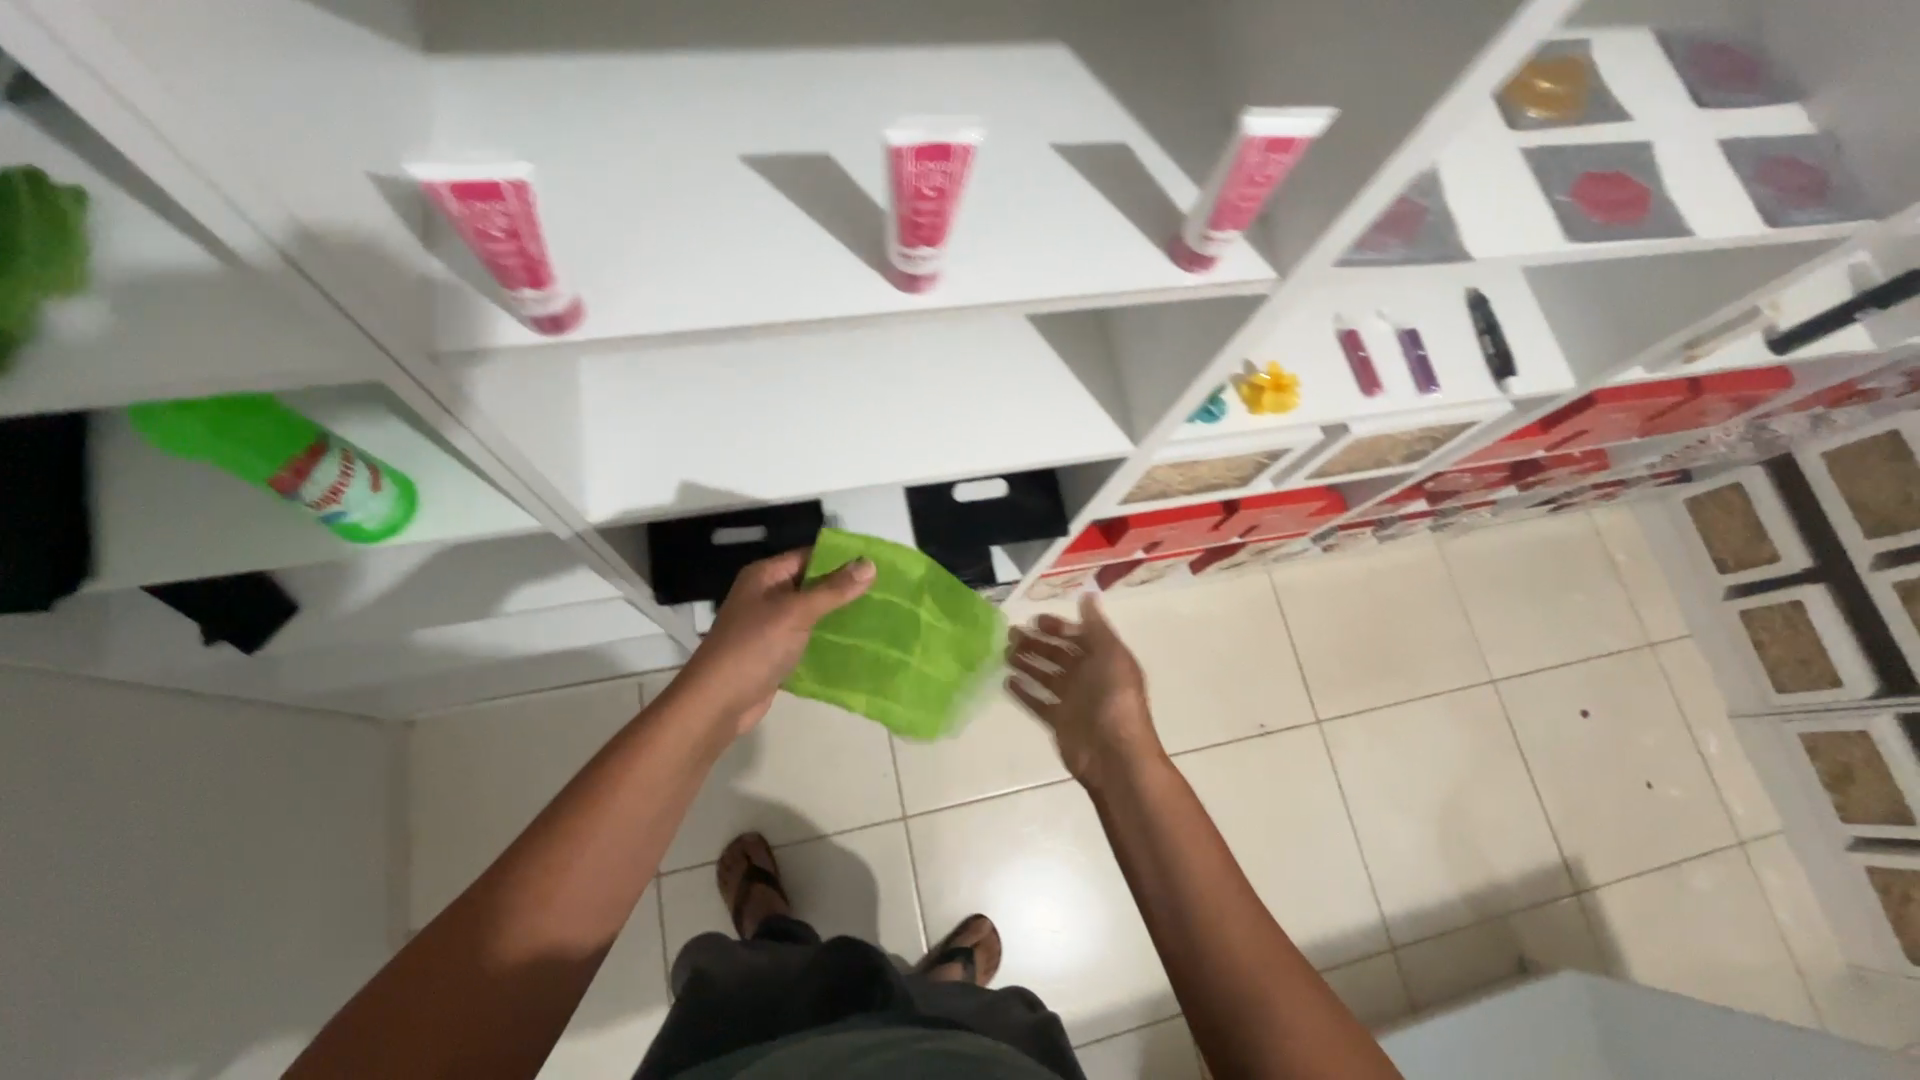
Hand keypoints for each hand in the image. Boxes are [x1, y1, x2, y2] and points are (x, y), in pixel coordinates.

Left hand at [675, 549, 874, 732]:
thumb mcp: (795, 613)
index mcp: (765, 576)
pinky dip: (829, 639)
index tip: (878, 564)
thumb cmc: (754, 647)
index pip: (809, 556)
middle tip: (886, 592)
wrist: (719, 702)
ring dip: (840, 615)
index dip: (842, 558)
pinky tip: (858, 643)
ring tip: (880, 615)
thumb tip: (870, 564)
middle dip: (845, 588)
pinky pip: (808, 637)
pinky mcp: (776, 652)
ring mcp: (770, 625)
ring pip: (812, 613)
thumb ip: (833, 590)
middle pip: (812, 584)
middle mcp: (767, 595)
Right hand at [1005, 594, 1163, 788]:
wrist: (1115, 753)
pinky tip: (1007, 681)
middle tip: (1010, 634)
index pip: (1077, 637)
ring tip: (1004, 653)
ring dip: (1026, 663)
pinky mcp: (1058, 721)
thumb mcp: (1111, 655)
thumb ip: (1096, 627)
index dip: (1057, 627)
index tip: (1034, 621)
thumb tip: (1088, 596)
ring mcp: (1072, 700)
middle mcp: (1088, 677)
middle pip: (1058, 655)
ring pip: (1045, 676)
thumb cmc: (1115, 699)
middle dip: (1036, 643)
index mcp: (1103, 659)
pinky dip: (1023, 692)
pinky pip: (1038, 702)